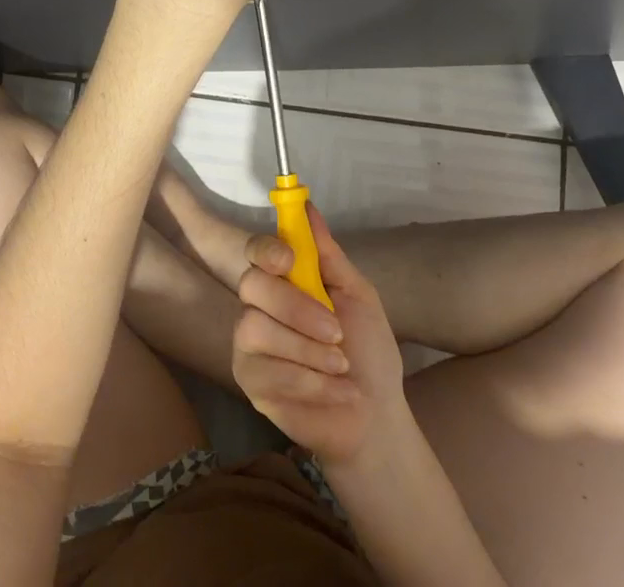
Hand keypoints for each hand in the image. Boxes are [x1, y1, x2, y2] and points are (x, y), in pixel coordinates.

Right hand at [232, 205, 405, 464]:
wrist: (374, 416)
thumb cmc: (369, 353)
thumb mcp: (358, 297)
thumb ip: (328, 255)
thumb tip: (307, 205)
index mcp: (285, 283)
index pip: (256, 252)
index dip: (266, 251)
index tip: (288, 262)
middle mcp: (259, 308)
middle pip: (252, 286)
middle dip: (297, 309)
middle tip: (336, 333)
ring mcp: (248, 345)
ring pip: (256, 329)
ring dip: (308, 351)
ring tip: (340, 367)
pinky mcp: (248, 381)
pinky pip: (265, 370)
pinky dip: (309, 381)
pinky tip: (335, 390)